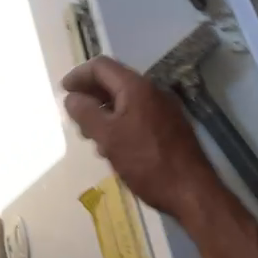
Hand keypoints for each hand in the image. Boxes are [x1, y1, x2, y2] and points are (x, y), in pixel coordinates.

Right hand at [62, 56, 221, 220]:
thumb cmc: (147, 162)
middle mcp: (151, 90)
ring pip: (126, 100)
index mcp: (136, 86)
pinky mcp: (171, 126)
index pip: (100, 66)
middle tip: (76, 117)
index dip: (79, 75)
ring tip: (93, 137)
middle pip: (113, 82)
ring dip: (106, 112)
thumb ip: (86, 114)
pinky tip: (116, 148)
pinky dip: (121, 122)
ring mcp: (164, 108)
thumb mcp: (108, 138)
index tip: (63, 91)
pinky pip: (139, 114)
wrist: (194, 192)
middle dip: (91, 96)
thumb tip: (71, 97)